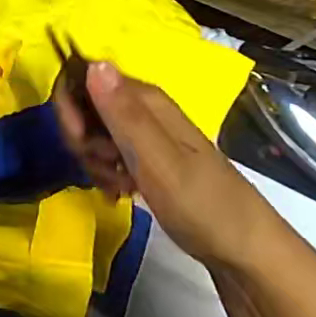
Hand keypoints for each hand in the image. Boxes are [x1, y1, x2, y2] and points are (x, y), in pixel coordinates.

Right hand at [52, 61, 285, 272]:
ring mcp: (145, 133)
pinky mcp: (147, 157)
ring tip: (116, 186)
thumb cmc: (203, 206)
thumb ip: (123, 113)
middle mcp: (143, 107)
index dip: (69, 106)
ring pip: (93, 131)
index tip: (79, 141)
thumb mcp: (157, 161)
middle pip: (84, 104)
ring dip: (92, 159)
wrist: (246, 253)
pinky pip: (108, 151)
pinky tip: (119, 191)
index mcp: (144, 99)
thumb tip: (94, 62)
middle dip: (80, 138)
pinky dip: (105, 171)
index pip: (83, 76)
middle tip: (103, 168)